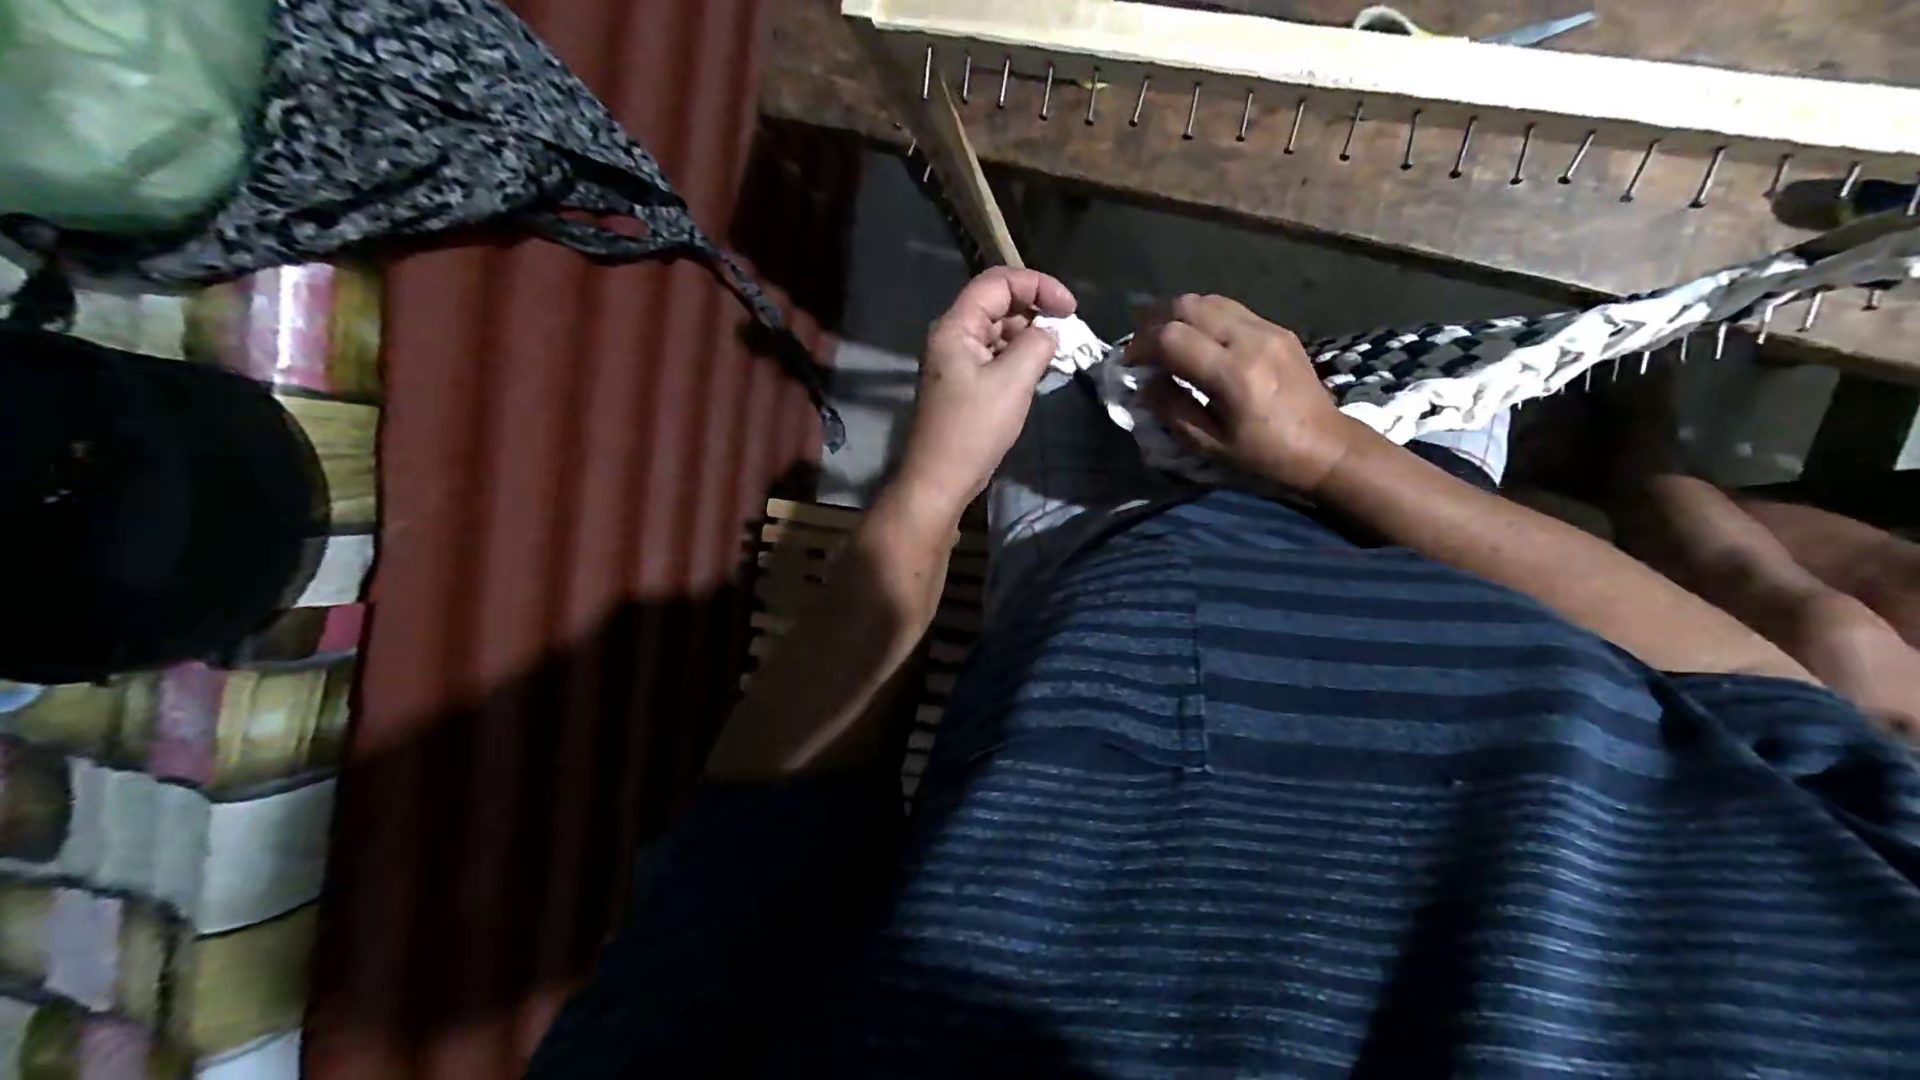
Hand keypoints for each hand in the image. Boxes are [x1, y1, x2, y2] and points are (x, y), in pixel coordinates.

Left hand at [890, 267, 1076, 524]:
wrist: (940, 479)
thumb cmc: (973, 428)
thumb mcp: (1013, 381)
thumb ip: (1037, 345)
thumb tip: (1049, 334)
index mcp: (955, 327)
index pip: (998, 282)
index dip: (1038, 285)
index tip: (1070, 308)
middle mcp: (951, 337)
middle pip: (997, 305)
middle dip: (1035, 311)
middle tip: (1067, 332)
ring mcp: (955, 362)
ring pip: (997, 332)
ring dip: (1028, 337)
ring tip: (1056, 355)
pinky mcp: (962, 384)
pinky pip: (994, 357)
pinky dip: (1017, 358)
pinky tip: (1037, 372)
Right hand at [1127, 293, 1365, 492]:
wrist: (1325, 445)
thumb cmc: (1264, 454)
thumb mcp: (1209, 444)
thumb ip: (1172, 410)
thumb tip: (1147, 384)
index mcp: (1233, 374)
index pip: (1172, 338)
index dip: (1141, 345)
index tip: (1130, 364)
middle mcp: (1250, 340)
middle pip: (1187, 306)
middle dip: (1154, 321)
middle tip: (1141, 346)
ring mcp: (1267, 329)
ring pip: (1207, 300)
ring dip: (1177, 314)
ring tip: (1163, 339)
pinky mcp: (1277, 328)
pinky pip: (1229, 308)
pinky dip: (1201, 316)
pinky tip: (1195, 339)